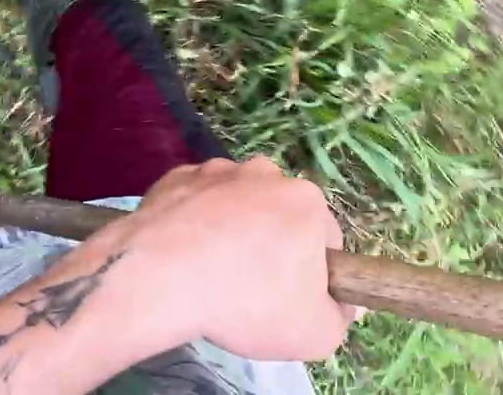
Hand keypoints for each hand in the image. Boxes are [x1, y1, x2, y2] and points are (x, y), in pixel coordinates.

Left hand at [93, 156, 354, 360]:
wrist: (161, 275)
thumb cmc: (248, 302)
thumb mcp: (317, 333)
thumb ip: (341, 314)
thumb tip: (340, 298)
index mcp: (305, 200)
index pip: (324, 238)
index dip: (314, 272)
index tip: (293, 296)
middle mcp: (263, 172)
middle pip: (278, 212)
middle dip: (272, 242)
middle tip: (252, 284)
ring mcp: (215, 168)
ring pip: (235, 202)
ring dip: (232, 227)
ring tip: (213, 269)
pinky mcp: (177, 175)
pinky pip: (197, 200)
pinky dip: (196, 220)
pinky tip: (185, 252)